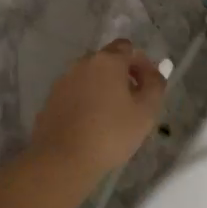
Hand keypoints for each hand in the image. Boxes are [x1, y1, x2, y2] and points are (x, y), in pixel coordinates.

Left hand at [28, 38, 166, 182]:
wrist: (62, 159)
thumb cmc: (111, 133)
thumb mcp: (146, 111)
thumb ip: (155, 85)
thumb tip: (155, 71)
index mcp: (107, 61)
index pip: (128, 48)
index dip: (141, 64)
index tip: (148, 86)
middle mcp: (83, 63)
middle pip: (107, 60)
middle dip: (122, 75)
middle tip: (133, 101)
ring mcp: (64, 80)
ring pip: (90, 76)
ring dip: (103, 87)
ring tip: (112, 115)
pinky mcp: (51, 99)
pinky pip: (75, 92)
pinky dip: (86, 100)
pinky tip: (91, 124)